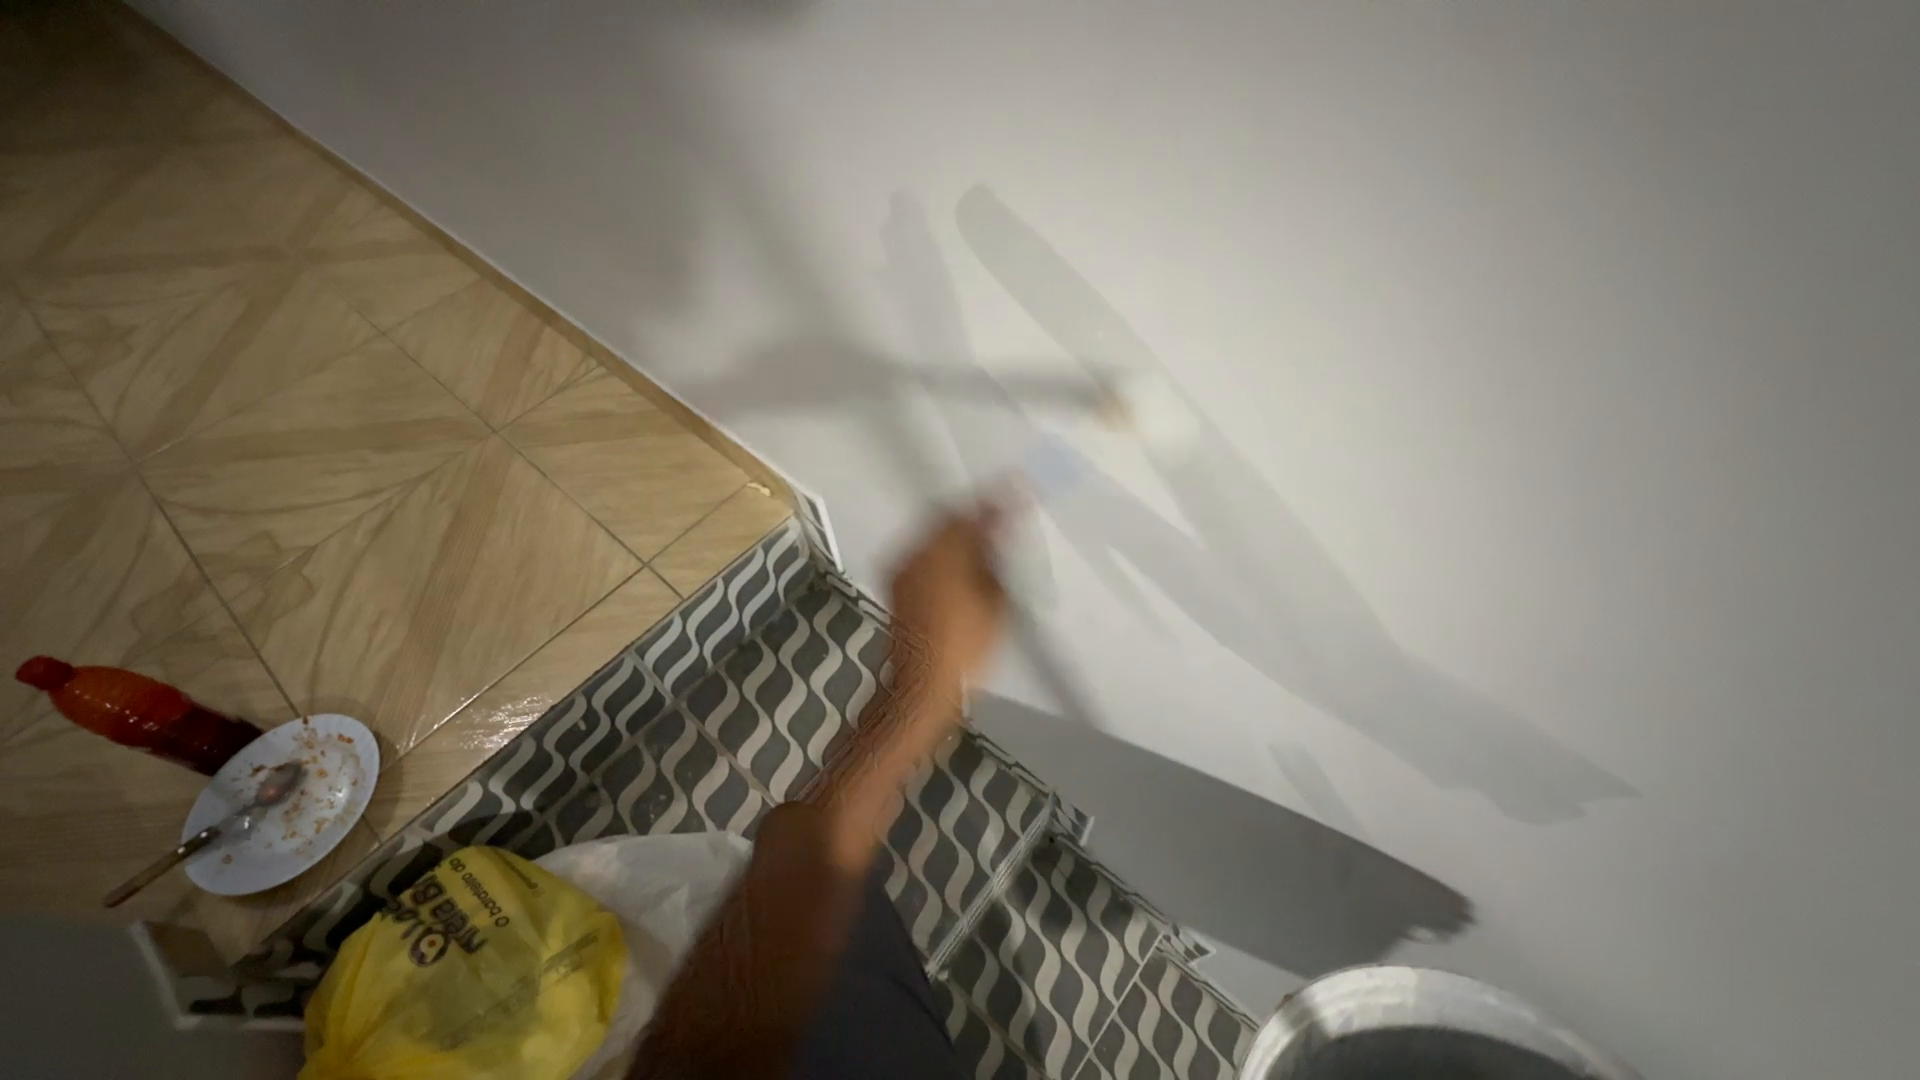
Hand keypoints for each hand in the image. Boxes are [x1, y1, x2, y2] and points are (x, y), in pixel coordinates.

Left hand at [887, 502, 1009, 686]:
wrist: (924, 682)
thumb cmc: (963, 650)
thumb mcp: (996, 602)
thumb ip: (999, 559)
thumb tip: (1003, 534)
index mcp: (944, 554)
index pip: (974, 513)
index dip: (998, 501)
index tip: (1017, 492)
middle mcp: (916, 554)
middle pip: (948, 517)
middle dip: (975, 514)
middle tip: (1000, 516)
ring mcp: (902, 568)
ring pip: (933, 534)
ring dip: (957, 532)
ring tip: (983, 541)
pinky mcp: (897, 583)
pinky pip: (921, 553)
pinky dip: (941, 551)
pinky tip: (959, 564)